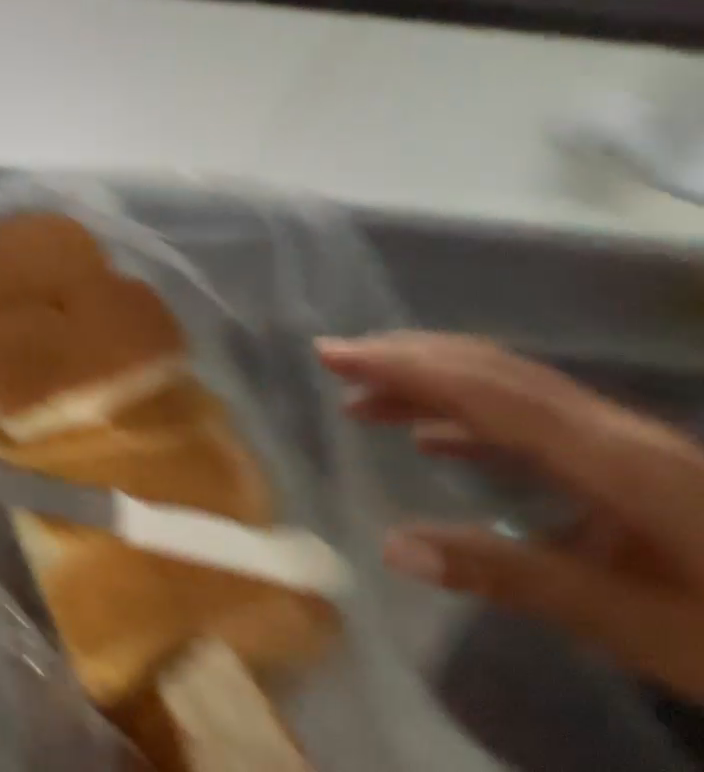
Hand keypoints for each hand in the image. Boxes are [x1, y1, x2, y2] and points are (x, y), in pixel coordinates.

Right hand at [319, 332, 703, 701]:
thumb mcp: (643, 627)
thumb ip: (517, 579)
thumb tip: (393, 546)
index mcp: (623, 463)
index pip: (492, 394)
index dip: (407, 368)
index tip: (333, 354)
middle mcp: (627, 440)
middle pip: (504, 375)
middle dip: (414, 360)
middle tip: (337, 358)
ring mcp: (640, 453)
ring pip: (521, 394)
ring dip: (439, 387)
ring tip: (367, 399)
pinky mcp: (647, 474)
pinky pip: (542, 426)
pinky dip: (477, 421)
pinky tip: (438, 443)